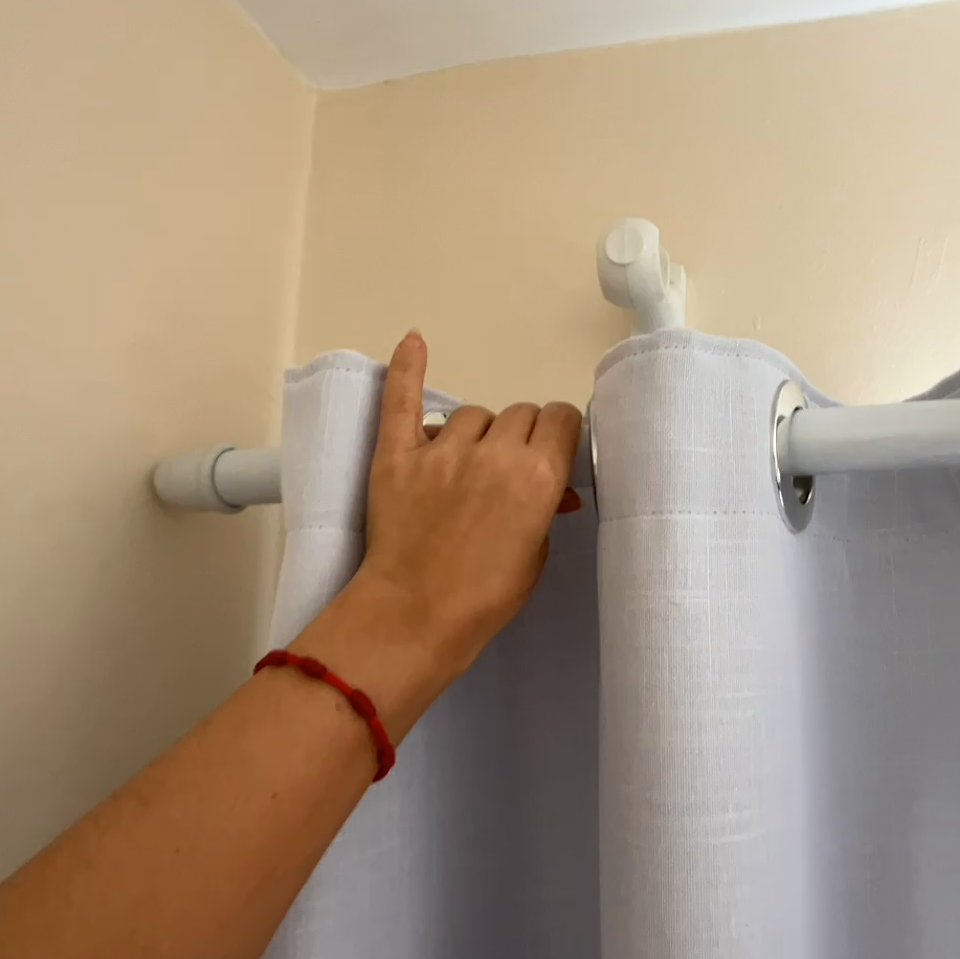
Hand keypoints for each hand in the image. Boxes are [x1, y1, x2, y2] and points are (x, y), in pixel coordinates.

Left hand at [349, 331, 581, 675]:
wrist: (417, 616)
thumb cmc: (488, 595)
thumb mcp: (536, 552)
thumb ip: (545, 505)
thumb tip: (551, 487)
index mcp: (539, 475)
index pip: (561, 419)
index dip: (560, 433)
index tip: (553, 449)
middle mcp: (496, 451)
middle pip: (521, 413)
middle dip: (523, 435)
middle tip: (510, 469)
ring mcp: (443, 449)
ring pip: (474, 413)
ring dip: (480, 432)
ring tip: (469, 465)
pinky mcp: (398, 454)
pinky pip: (403, 400)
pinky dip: (408, 370)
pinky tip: (413, 342)